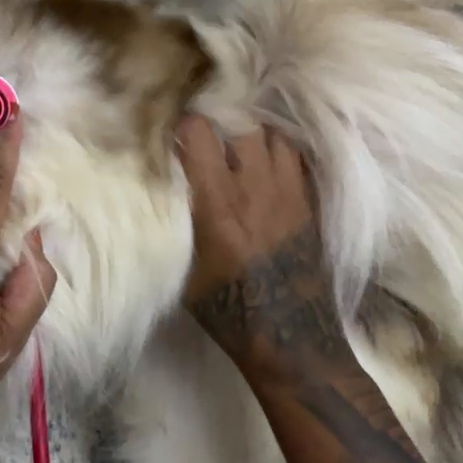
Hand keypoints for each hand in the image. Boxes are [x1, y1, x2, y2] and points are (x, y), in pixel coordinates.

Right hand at [174, 115, 343, 374]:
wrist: (292, 341)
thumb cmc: (224, 306)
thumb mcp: (181, 263)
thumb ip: (172, 215)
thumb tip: (151, 180)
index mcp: (217, 202)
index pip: (198, 131)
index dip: (181, 123)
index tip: (171, 129)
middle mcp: (255, 188)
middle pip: (240, 123)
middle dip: (220, 121)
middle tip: (206, 132)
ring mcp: (289, 193)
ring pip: (273, 134)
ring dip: (253, 134)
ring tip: (237, 143)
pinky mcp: (311, 204)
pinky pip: (297, 157)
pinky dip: (279, 151)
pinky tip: (265, 162)